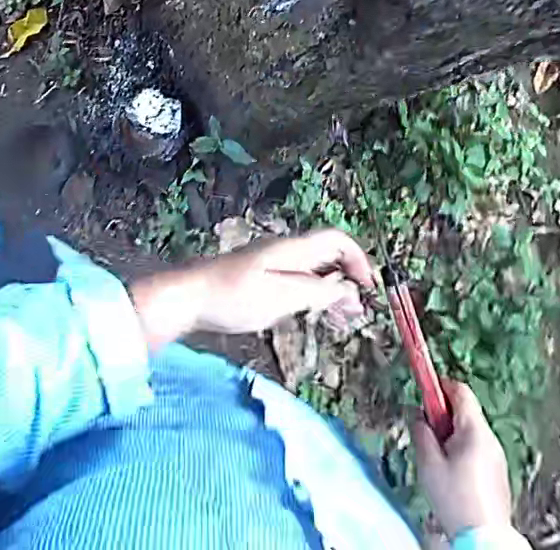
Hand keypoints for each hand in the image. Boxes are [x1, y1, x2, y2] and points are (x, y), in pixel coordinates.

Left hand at [129, 229, 375, 348]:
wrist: (190, 296)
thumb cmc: (232, 297)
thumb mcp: (278, 298)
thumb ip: (314, 291)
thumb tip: (347, 288)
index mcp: (292, 249)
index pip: (336, 240)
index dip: (358, 258)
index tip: (370, 287)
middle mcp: (287, 251)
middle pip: (329, 255)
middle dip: (350, 278)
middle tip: (360, 310)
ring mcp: (275, 263)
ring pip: (316, 270)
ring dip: (334, 290)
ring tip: (346, 318)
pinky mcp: (264, 277)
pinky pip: (300, 280)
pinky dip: (315, 295)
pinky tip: (317, 314)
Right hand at [412, 381, 514, 535]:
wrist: (484, 541)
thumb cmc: (456, 500)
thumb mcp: (428, 463)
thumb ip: (421, 431)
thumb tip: (417, 415)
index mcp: (474, 430)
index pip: (459, 390)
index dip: (439, 385)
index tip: (424, 388)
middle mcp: (490, 438)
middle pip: (464, 410)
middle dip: (442, 414)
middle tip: (426, 430)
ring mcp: (496, 456)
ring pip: (470, 430)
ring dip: (451, 433)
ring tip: (437, 456)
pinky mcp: (497, 473)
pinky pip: (477, 448)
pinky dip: (462, 449)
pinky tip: (452, 472)